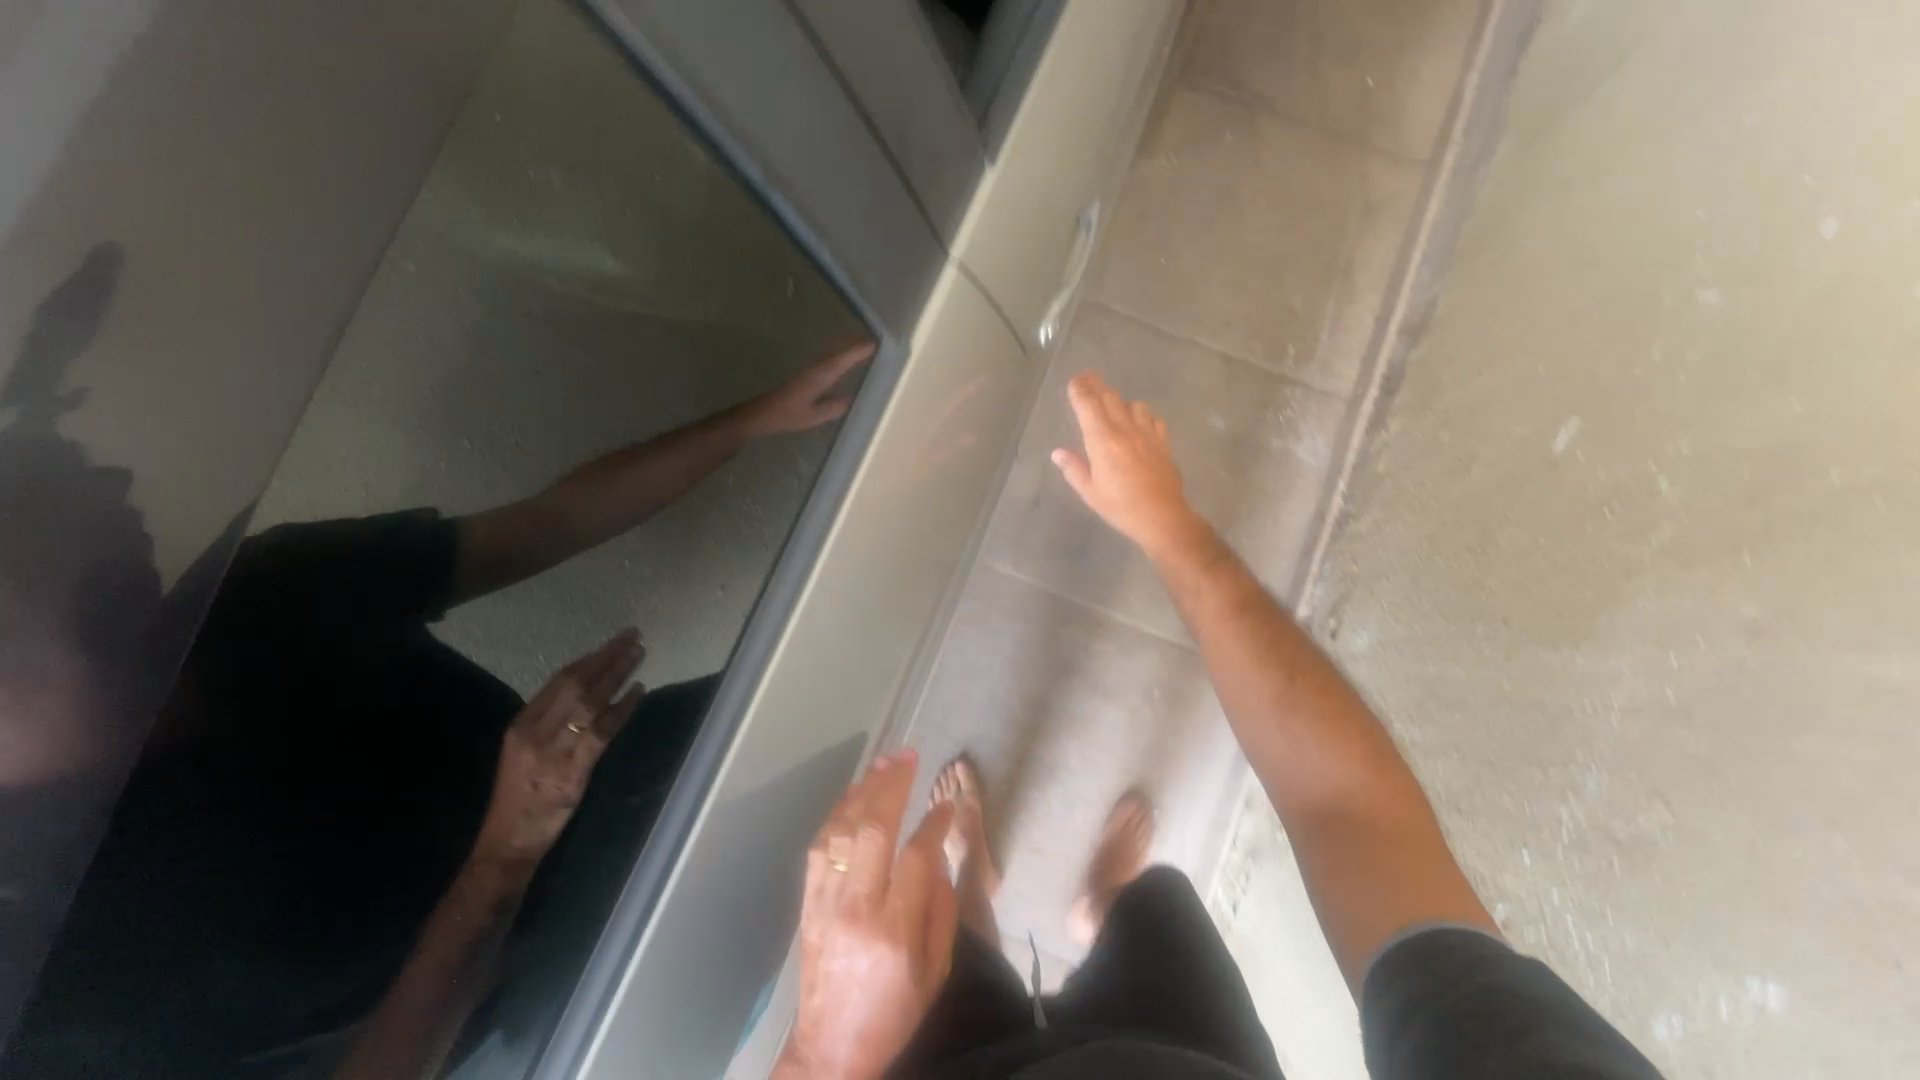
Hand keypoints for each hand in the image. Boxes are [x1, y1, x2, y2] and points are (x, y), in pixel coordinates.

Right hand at [472, 628, 645, 866]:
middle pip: (576, 684)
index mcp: (522, 724)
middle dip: (606, 657)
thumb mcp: (526, 751)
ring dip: (618, 674)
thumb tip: (584, 694)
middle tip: (632, 636)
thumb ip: (549, 723)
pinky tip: (639, 692)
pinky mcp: (573, 771)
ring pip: (591, 702)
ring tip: (639, 654)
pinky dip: (622, 709)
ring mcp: (555, 751)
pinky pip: (602, 732)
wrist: (508, 841)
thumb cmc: (519, 797)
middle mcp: (536, 732)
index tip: (610, 643)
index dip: (587, 659)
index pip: (557, 682)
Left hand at [739, 341, 874, 436]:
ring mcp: (808, 370)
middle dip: (854, 345)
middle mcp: (815, 369)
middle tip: (873, 342)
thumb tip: (853, 399)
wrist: (760, 414)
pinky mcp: (804, 375)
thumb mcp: (814, 416)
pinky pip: (826, 361)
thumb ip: (834, 407)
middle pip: (837, 352)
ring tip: (862, 348)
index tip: (873, 344)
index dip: (857, 351)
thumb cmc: (786, 415)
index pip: (842, 360)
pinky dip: (838, 357)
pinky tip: (842, 362)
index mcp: (819, 377)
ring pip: (831, 354)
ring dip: (846, 349)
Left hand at [778, 750, 956, 1079]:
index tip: (946, 805)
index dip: (934, 823)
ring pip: (842, 831)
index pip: (917, 857)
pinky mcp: (808, 902)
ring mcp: (826, 902)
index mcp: (895, 930)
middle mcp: (857, 908)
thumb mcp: (936, 971)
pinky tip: (854, 795)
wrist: (832, 1046)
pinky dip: (837, 814)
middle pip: (873, 830)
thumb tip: (936, 857)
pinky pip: (820, 846)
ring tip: (883, 763)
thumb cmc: (894, 1011)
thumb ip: (941, 910)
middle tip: (909, 756)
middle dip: (893, 786)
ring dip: (863, 791)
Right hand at [1052, 372, 1203, 556]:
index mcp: (1102, 440)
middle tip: (1088, 377)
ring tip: (1114, 403)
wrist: (1161, 516)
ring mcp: (1147, 434)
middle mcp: (1124, 430)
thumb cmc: (1120, 507)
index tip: (1074, 381)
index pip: (1088, 405)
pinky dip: (1143, 415)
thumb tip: (1058, 453)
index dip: (1080, 390)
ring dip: (1121, 400)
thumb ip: (1073, 469)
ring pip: (1133, 405)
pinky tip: (1141, 422)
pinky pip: (1153, 419)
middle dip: (1097, 385)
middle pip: (1110, 398)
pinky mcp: (1163, 443)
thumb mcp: (1090, 492)